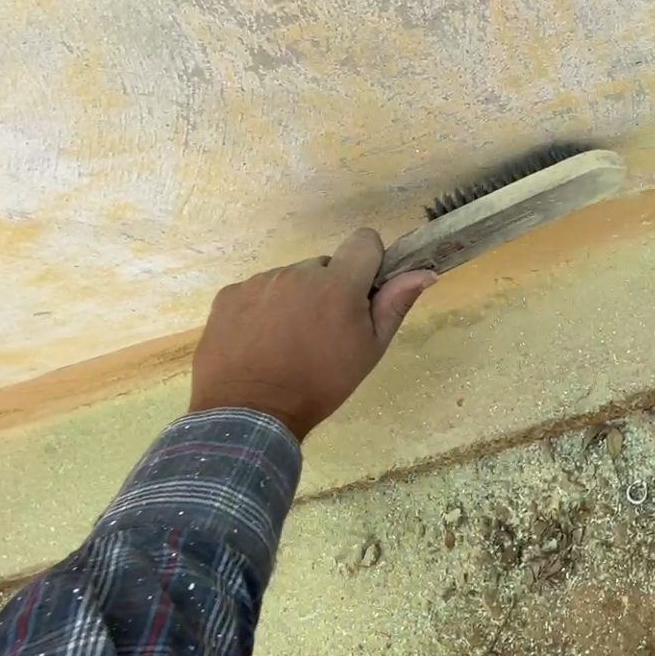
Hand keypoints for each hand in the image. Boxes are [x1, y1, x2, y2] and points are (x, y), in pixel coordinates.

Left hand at [189, 228, 436, 438]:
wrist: (249, 415)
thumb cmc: (321, 383)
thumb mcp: (370, 349)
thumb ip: (396, 304)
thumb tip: (426, 273)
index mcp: (339, 283)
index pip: (364, 240)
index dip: (369, 261)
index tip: (363, 290)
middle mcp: (299, 273)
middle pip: (326, 264)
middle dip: (331, 287)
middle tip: (324, 328)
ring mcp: (260, 282)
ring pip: (292, 278)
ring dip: (297, 297)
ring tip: (289, 338)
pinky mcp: (229, 296)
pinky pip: (258, 290)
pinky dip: (264, 307)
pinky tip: (261, 339)